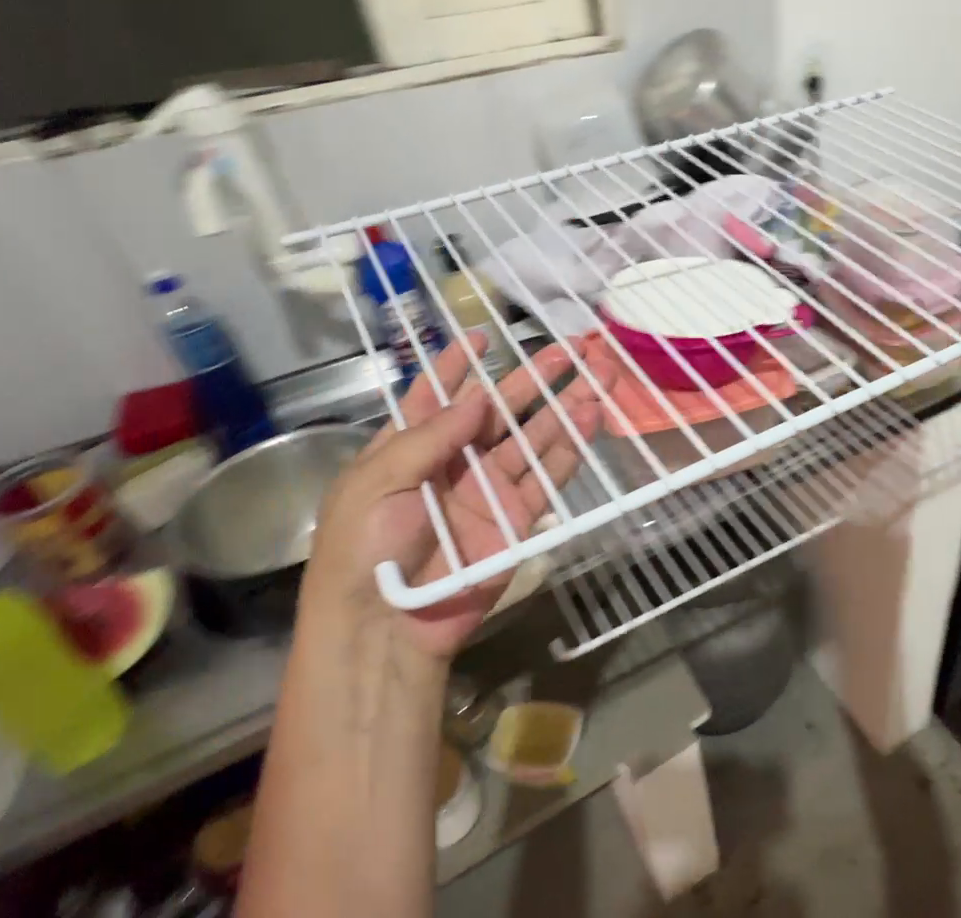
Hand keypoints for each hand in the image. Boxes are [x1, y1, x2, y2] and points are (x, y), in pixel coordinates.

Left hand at [299, 332, 619, 657]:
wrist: (386, 626)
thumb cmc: (363, 548)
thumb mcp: (376, 482)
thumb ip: (429, 436)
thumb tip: (478, 395)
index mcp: (410, 446)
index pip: (437, 394)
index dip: (458, 363)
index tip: (482, 334)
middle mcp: (455, 461)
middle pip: (500, 409)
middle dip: (533, 377)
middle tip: (570, 347)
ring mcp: (490, 488)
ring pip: (533, 436)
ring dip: (564, 405)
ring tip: (596, 372)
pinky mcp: (518, 518)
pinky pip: (549, 475)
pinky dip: (572, 447)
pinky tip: (591, 417)